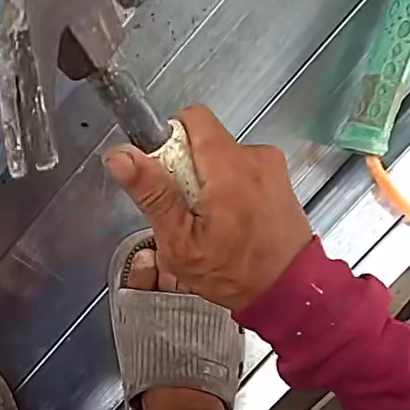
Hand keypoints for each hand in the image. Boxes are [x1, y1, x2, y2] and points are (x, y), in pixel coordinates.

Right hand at [104, 105, 312, 311]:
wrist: (289, 290)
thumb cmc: (235, 273)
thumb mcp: (180, 242)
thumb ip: (152, 194)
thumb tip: (121, 157)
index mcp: (228, 168)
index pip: (191, 118)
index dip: (168, 141)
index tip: (164, 176)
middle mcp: (253, 156)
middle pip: (202, 140)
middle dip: (184, 169)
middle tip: (185, 211)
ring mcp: (269, 165)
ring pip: (219, 156)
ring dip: (205, 182)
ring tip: (208, 222)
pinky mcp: (277, 177)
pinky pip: (239, 168)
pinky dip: (227, 188)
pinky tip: (229, 221)